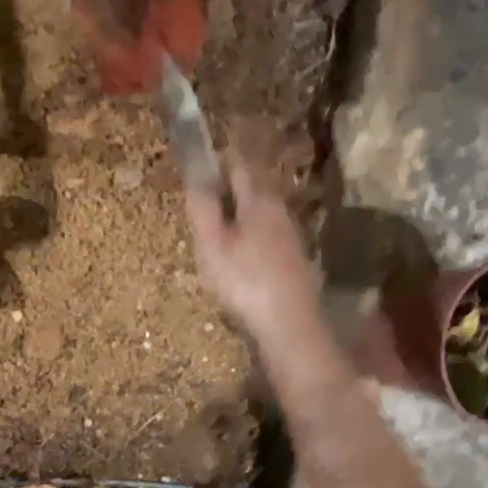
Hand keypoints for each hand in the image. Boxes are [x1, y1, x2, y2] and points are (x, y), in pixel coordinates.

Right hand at [185, 160, 316, 334]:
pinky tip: (235, 265)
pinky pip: (264, 240)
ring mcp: (289, 236)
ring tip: (212, 241)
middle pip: (250, 192)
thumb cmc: (245, 280)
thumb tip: (195, 177)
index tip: (197, 172)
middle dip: (225, 196)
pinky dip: (246, 243)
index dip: (217, 166)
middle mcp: (279, 211)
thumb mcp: (212, 244)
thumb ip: (203, 209)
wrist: (289, 321)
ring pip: (257, 217)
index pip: (238, 167)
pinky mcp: (292, 260)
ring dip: (236, 222)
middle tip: (199, 211)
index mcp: (259, 201)